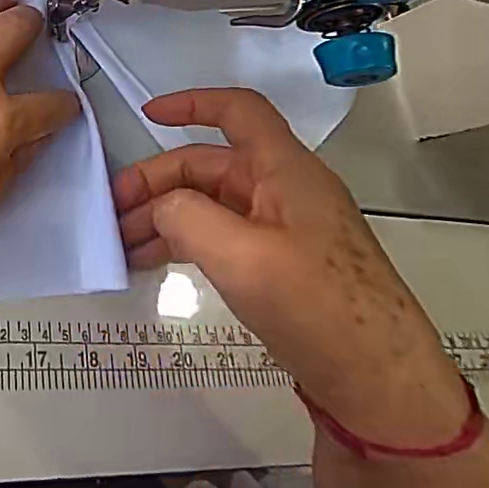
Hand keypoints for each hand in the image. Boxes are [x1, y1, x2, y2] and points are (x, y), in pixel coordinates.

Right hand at [112, 88, 469, 446]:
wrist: (376, 382)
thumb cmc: (317, 308)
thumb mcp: (241, 256)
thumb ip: (185, 215)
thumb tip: (157, 206)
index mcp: (285, 174)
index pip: (239, 113)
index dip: (192, 104)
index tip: (145, 115)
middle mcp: (280, 191)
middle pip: (204, 165)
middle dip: (153, 183)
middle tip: (112, 214)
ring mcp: (276, 227)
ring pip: (203, 202)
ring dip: (157, 216)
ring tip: (121, 245)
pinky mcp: (271, 260)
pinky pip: (212, 233)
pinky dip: (175, 239)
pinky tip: (147, 261)